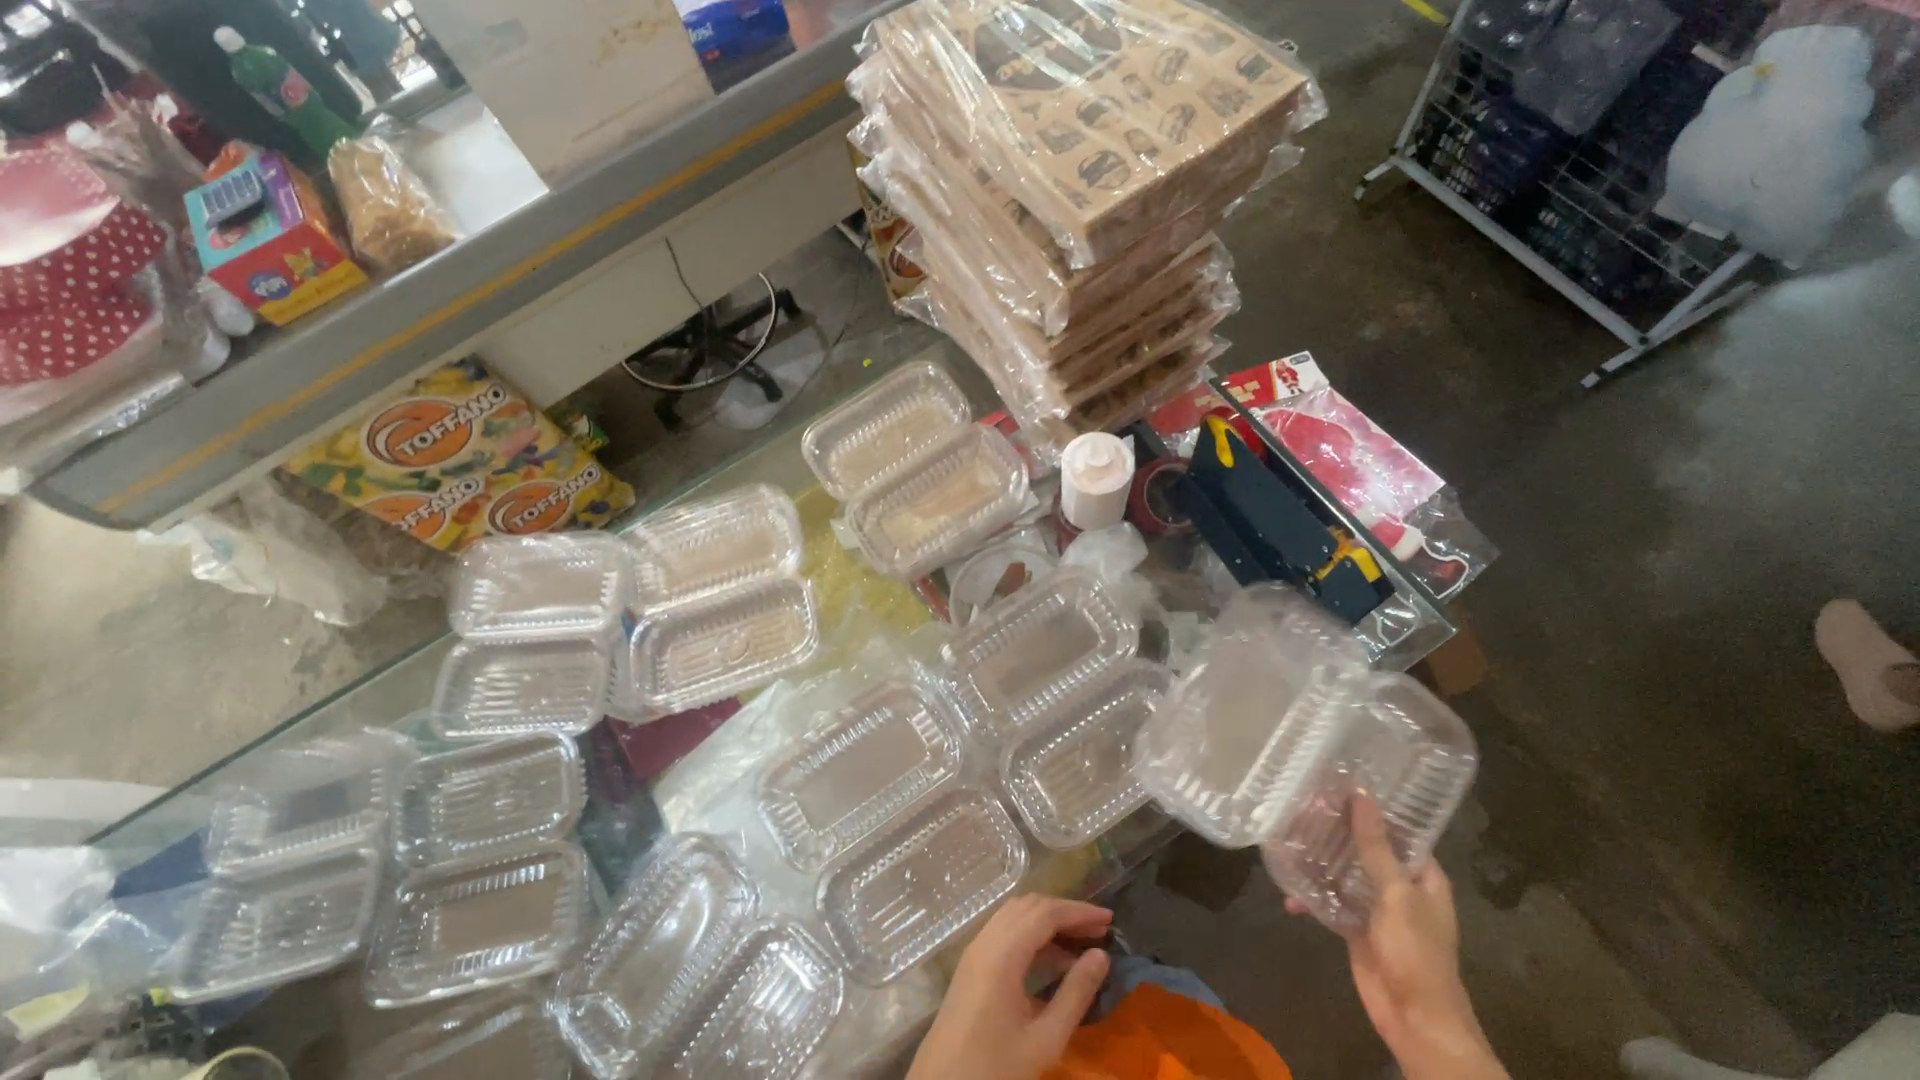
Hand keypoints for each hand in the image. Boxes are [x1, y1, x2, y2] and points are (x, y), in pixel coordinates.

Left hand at [906, 895, 1112, 1079]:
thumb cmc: (996, 1066)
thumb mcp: (1045, 1038)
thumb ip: (1075, 993)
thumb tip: (1101, 956)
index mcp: (1002, 955)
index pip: (1045, 913)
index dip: (1079, 911)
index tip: (1109, 920)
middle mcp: (984, 942)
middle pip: (1028, 907)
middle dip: (1065, 912)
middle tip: (1099, 930)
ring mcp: (974, 952)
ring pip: (1014, 916)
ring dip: (1048, 921)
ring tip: (1081, 942)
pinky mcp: (971, 966)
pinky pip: (1004, 932)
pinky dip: (1031, 934)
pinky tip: (1052, 959)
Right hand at [1292, 797, 1508, 1079]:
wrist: (1414, 1018)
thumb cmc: (1416, 952)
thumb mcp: (1396, 895)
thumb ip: (1375, 847)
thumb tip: (1362, 796)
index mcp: (1423, 875)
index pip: (1397, 830)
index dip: (1371, 808)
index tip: (1337, 784)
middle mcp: (1401, 887)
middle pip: (1366, 849)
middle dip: (1337, 832)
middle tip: (1301, 805)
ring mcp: (1377, 909)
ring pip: (1345, 875)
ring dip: (1321, 863)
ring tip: (1288, 840)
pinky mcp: (1356, 929)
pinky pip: (1331, 904)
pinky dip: (1312, 898)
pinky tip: (1288, 894)